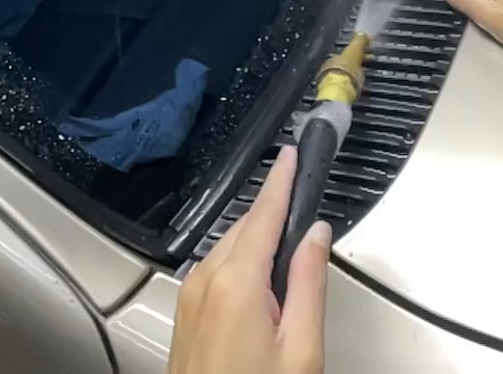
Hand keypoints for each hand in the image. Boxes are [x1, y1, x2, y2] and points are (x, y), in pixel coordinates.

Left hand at [171, 146, 330, 373]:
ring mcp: (191, 296)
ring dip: (259, 237)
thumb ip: (309, 282)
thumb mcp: (301, 350)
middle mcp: (206, 279)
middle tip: (302, 194)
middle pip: (247, 226)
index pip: (264, 212)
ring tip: (290, 246)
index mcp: (236, 281)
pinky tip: (262, 278)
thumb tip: (316, 234)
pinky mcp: (186, 312)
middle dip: (274, 209)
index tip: (292, 152)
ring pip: (231, 246)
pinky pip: (218, 268)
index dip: (282, 178)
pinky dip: (242, 259)